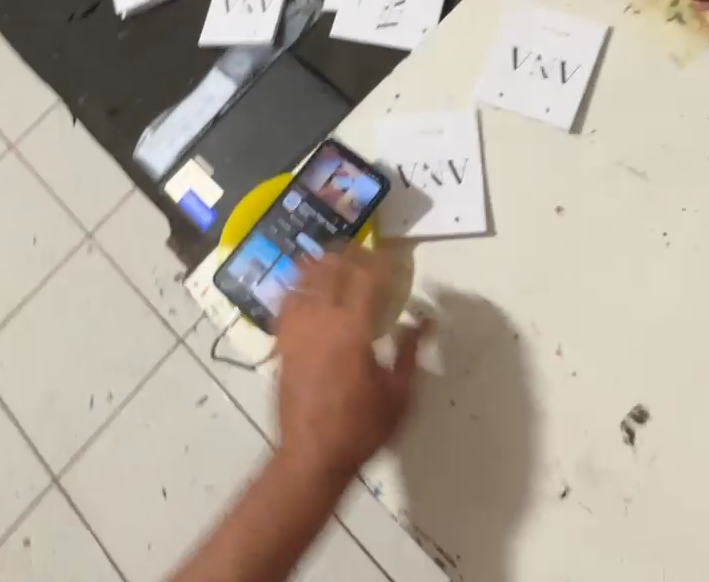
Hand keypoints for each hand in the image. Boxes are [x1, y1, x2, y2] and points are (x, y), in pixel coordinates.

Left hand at [274, 248, 426, 485]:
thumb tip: (426, 321)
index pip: (366, 279)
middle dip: (348, 254)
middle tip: (364, 251)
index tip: (391, 256)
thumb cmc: (361, 427)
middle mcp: (321, 321)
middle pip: (332, 270)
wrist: (312, 457)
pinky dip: (296, 286)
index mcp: (353, 330)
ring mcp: (297, 331)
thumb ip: (410, 351)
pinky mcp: (282, 343)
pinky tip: (303, 283)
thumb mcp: (398, 393)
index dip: (379, 262)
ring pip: (305, 280)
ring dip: (321, 263)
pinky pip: (285, 303)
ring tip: (334, 257)